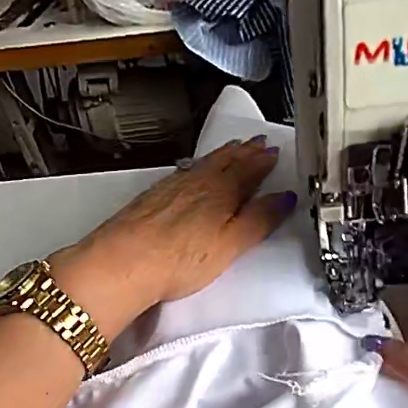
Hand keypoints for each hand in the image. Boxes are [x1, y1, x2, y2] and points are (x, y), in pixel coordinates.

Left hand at [52, 137, 294, 328]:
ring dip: (222, 156)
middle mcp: (196, 183)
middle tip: (258, 143)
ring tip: (232, 150)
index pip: (248, 170)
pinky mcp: (153, 200)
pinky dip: (198, 167)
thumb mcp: (232, 243)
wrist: (123, 265)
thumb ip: (260, 219)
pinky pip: (184, 173)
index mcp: (220, 192)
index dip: (263, 161)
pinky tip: (193, 173)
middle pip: (226, 162)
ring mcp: (172, 189)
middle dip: (245, 152)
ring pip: (204, 165)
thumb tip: (284, 198)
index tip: (274, 153)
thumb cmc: (176, 259)